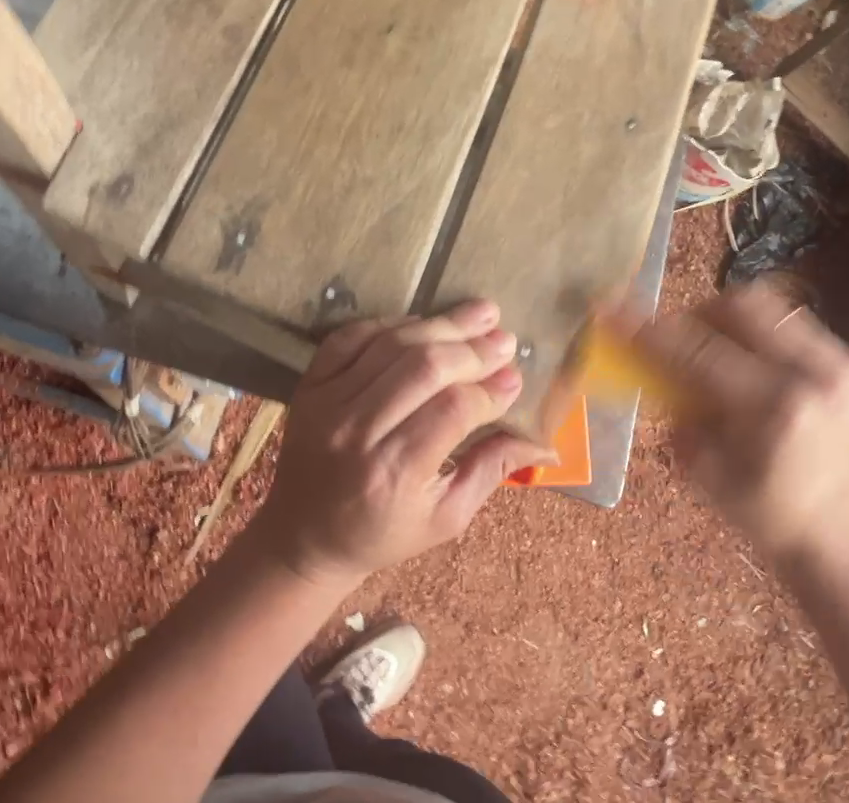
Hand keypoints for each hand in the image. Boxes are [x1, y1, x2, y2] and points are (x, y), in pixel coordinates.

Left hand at [246, 300, 556, 588]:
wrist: (304, 534)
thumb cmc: (382, 532)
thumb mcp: (445, 518)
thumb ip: (491, 470)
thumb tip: (544, 441)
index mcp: (393, 473)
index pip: (453, 411)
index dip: (489, 390)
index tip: (515, 379)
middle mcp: (357, 432)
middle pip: (424, 368)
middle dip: (472, 350)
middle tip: (505, 339)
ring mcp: (328, 403)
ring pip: (392, 344)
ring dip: (441, 325)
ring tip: (480, 315)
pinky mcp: (310, 384)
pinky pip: (353, 336)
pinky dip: (393, 323)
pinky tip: (424, 322)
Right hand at [628, 284, 848, 567]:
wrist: (833, 533)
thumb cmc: (760, 511)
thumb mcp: (701, 466)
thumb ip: (676, 406)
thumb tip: (643, 357)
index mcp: (778, 409)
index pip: (699, 351)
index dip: (651, 332)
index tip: (613, 314)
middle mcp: (817, 376)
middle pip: (741, 307)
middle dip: (696, 316)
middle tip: (673, 338)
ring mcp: (844, 367)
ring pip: (768, 308)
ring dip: (726, 321)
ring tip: (710, 349)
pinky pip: (790, 326)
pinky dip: (756, 336)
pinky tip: (746, 365)